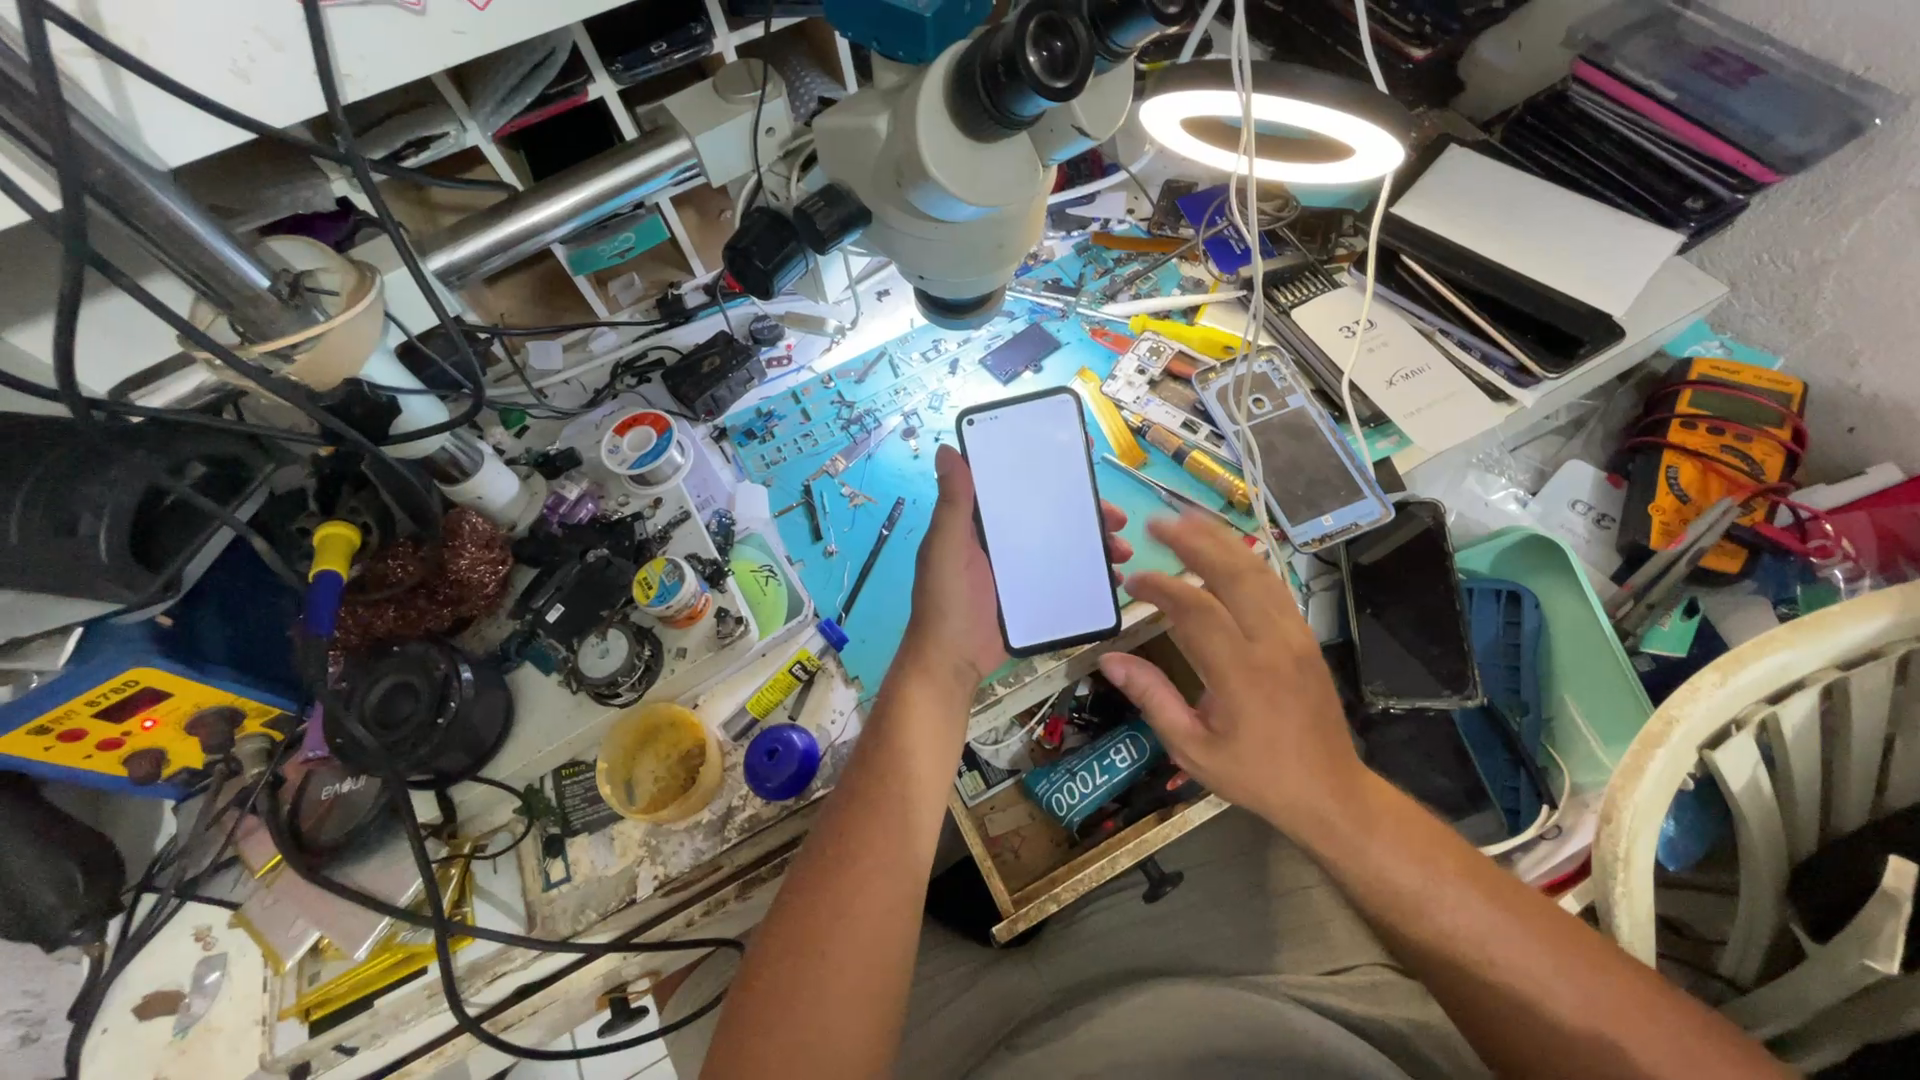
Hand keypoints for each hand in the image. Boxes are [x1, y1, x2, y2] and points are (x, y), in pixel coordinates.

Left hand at [905, 444, 1132, 692]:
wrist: (952, 662)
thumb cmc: (945, 600)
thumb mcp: (945, 547)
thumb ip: (953, 503)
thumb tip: (947, 449)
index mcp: (979, 522)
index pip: (1017, 486)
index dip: (1047, 473)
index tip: (1082, 463)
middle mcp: (1002, 540)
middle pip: (1051, 515)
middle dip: (1087, 513)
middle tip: (1117, 518)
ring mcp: (1020, 570)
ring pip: (1065, 545)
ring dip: (1096, 543)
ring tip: (1122, 551)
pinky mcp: (1033, 596)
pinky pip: (1067, 576)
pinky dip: (1091, 574)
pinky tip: (1112, 579)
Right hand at [1097, 511, 1361, 838]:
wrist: (1329, 791)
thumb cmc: (1256, 775)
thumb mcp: (1193, 748)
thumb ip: (1153, 698)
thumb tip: (1111, 660)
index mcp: (1241, 673)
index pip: (1196, 610)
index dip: (1161, 587)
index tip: (1131, 581)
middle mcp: (1273, 643)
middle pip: (1233, 574)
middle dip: (1194, 542)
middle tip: (1158, 522)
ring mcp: (1295, 636)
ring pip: (1259, 572)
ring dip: (1222, 542)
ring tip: (1189, 520)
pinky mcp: (1305, 637)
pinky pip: (1275, 587)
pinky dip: (1246, 562)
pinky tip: (1226, 553)